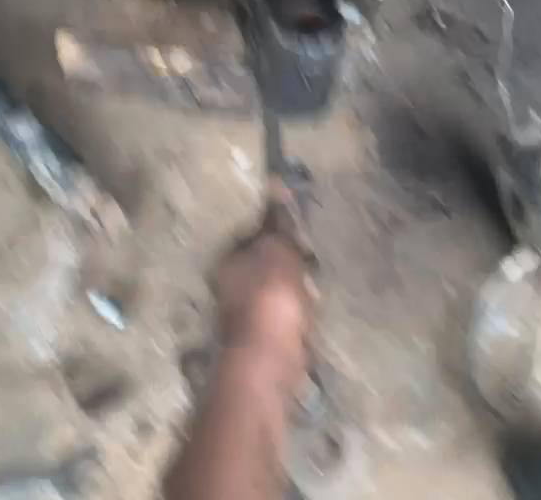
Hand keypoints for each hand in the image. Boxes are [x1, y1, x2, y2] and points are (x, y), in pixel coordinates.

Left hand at [212, 186, 312, 363]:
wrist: (271, 359)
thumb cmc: (272, 295)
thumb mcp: (279, 247)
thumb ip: (279, 219)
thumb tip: (277, 182)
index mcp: (229, 260)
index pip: (253, 234)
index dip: (277, 231)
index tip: (298, 232)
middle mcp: (231, 286)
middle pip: (266, 261)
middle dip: (289, 261)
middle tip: (307, 261)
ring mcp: (245, 314)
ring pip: (278, 288)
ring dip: (296, 287)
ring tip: (311, 289)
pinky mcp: (263, 337)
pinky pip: (286, 313)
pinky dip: (298, 312)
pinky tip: (308, 314)